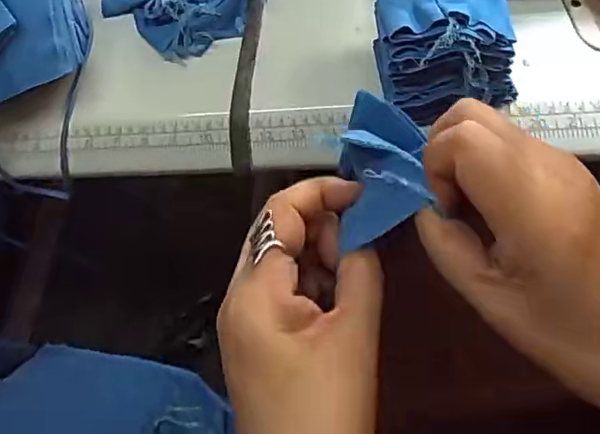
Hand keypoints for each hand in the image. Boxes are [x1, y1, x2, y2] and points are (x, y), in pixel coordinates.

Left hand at [218, 178, 383, 433]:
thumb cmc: (328, 408)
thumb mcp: (355, 330)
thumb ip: (361, 263)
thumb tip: (361, 222)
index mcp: (253, 291)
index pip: (280, 210)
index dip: (321, 191)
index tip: (362, 193)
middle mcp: (237, 296)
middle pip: (275, 229)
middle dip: (320, 222)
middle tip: (359, 240)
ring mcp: (242, 319)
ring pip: (279, 254)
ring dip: (318, 249)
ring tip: (351, 271)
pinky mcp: (253, 337)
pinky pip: (281, 284)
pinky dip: (311, 276)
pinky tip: (337, 295)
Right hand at [412, 100, 599, 423]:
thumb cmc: (566, 333)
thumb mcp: (490, 302)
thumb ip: (445, 245)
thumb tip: (427, 206)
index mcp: (531, 200)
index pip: (462, 136)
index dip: (436, 165)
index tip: (447, 211)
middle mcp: (547, 162)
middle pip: (470, 112)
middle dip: (443, 146)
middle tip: (452, 201)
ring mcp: (562, 157)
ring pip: (491, 120)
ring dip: (467, 151)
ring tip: (477, 208)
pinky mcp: (570, 163)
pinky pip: (513, 138)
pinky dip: (490, 157)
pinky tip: (503, 208)